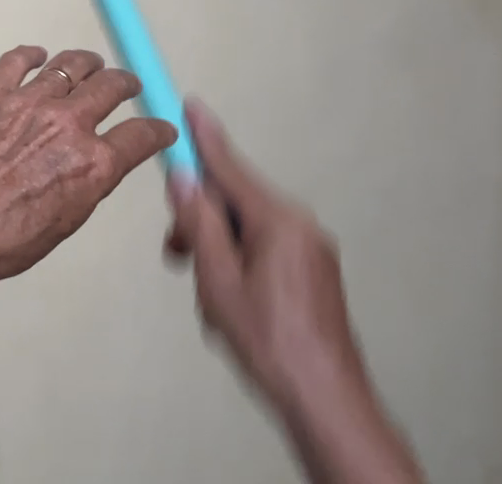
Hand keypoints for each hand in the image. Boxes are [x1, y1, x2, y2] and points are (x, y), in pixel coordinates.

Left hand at [0, 46, 175, 320]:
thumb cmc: (10, 235)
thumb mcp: (69, 218)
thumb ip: (89, 181)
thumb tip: (96, 161)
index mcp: (95, 162)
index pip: (142, 134)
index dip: (156, 130)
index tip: (160, 127)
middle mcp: (69, 124)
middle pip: (110, 87)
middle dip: (124, 83)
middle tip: (125, 84)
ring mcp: (30, 101)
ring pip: (69, 65)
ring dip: (85, 63)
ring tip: (89, 64)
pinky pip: (17, 59)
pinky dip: (31, 55)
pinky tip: (37, 56)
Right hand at [167, 98, 422, 483]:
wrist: (325, 399)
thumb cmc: (265, 337)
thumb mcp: (216, 277)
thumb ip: (198, 222)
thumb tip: (184, 178)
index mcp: (278, 221)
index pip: (229, 167)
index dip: (203, 136)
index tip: (188, 102)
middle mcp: (299, 225)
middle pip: (233, 198)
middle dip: (199, 217)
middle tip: (176, 252)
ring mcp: (310, 249)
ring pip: (244, 225)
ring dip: (214, 244)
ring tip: (203, 287)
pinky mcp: (312, 271)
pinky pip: (262, 245)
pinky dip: (235, 258)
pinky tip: (226, 296)